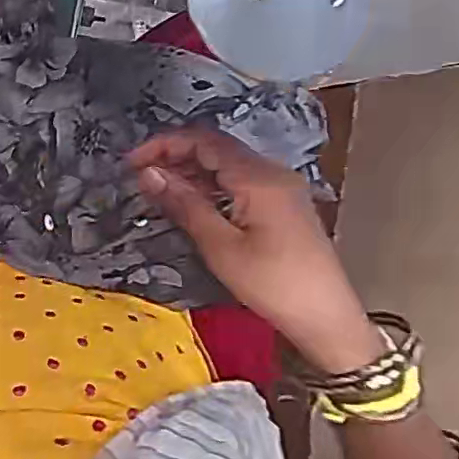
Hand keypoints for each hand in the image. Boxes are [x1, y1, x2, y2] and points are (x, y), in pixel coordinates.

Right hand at [127, 128, 385, 373]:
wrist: (326, 318)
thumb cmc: (272, 284)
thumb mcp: (220, 246)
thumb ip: (184, 204)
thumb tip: (148, 173)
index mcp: (258, 178)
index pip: (204, 141)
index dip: (164, 144)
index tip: (131, 162)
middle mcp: (271, 173)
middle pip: (215, 148)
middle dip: (173, 155)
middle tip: (138, 176)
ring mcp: (280, 187)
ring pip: (226, 164)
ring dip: (189, 170)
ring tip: (155, 189)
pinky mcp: (281, 204)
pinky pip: (238, 181)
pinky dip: (208, 185)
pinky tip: (188, 201)